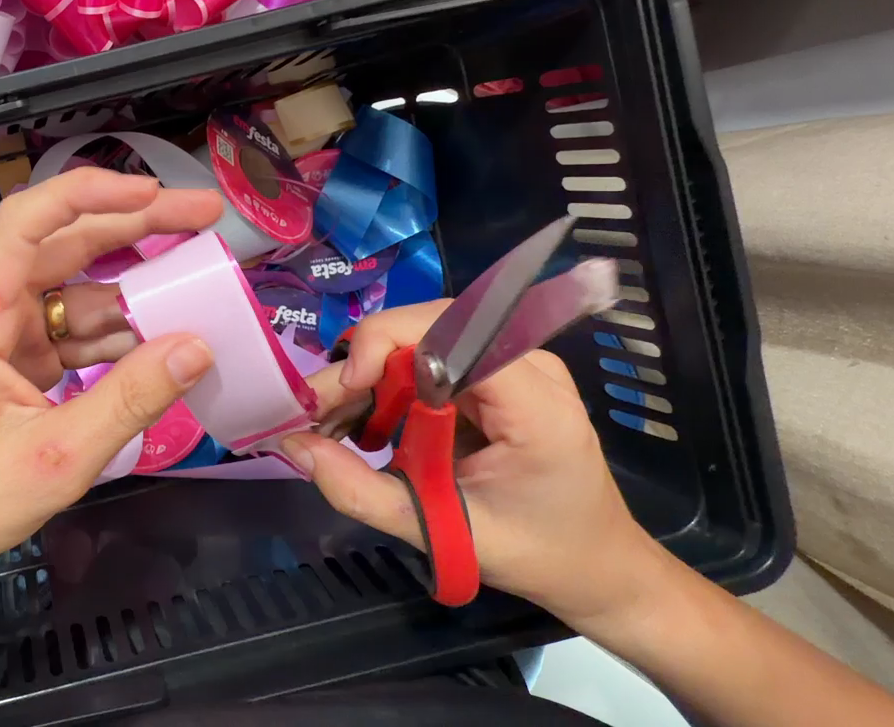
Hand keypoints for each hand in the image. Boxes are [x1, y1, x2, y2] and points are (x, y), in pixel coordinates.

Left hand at [0, 169, 223, 594]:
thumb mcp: (57, 456)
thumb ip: (130, 400)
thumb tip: (199, 346)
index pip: (25, 222)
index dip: (87, 193)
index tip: (153, 192)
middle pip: (64, 242)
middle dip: (134, 224)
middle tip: (206, 214)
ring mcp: (8, 333)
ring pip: (77, 286)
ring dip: (135, 284)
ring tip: (199, 276)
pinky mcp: (22, 359)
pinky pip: (77, 330)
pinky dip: (120, 331)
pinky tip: (165, 335)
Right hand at [282, 301, 662, 626]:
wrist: (601, 568)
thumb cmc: (536, 553)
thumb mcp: (443, 533)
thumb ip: (362, 493)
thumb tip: (292, 446)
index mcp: (533, 403)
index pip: (446, 332)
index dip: (384, 346)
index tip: (346, 395)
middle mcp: (527, 365)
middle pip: (425, 326)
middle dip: (363, 362)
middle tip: (317, 410)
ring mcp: (513, 364)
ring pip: (418, 335)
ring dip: (369, 372)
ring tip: (332, 419)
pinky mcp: (495, 373)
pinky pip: (427, 355)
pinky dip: (387, 381)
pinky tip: (364, 419)